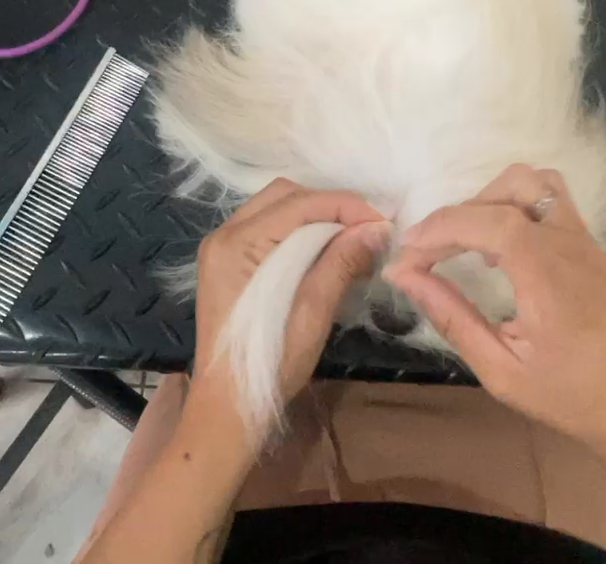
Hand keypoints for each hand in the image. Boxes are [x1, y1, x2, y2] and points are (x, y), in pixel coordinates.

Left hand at [189, 178, 390, 429]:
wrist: (227, 409)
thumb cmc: (269, 367)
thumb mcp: (311, 315)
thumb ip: (340, 264)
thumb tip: (377, 228)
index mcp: (238, 245)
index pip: (299, 204)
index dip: (345, 206)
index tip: (383, 222)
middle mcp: (224, 234)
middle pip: (286, 196)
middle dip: (331, 206)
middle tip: (369, 230)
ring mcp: (222, 246)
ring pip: (276, 207)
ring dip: (316, 216)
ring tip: (352, 239)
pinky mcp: (227, 260)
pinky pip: (267, 226)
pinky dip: (298, 230)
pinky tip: (324, 249)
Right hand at [383, 164, 605, 456]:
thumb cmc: (572, 397)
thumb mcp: (501, 372)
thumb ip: (451, 317)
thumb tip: (402, 276)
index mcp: (548, 274)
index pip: (486, 221)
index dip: (439, 229)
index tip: (407, 259)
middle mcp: (568, 243)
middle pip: (507, 188)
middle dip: (459, 214)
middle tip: (431, 255)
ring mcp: (582, 240)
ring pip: (533, 181)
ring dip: (490, 200)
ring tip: (468, 242)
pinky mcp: (587, 245)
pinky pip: (548, 199)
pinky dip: (514, 206)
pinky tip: (500, 248)